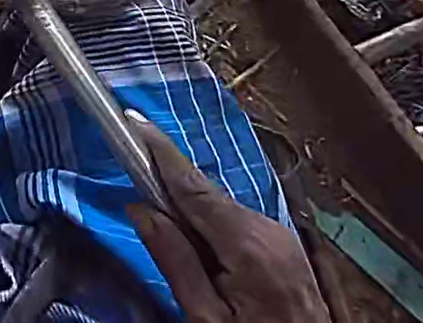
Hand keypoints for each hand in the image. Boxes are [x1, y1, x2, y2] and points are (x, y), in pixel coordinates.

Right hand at [124, 112, 330, 322]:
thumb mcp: (207, 322)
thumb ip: (174, 261)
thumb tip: (138, 208)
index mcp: (246, 245)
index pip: (190, 182)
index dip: (158, 149)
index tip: (133, 119)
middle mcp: (269, 229)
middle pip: (204, 194)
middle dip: (173, 196)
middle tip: (147, 215)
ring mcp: (284, 238)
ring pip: (220, 208)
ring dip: (195, 217)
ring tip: (187, 255)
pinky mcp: (290, 248)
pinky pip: (239, 223)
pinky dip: (217, 229)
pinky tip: (214, 262)